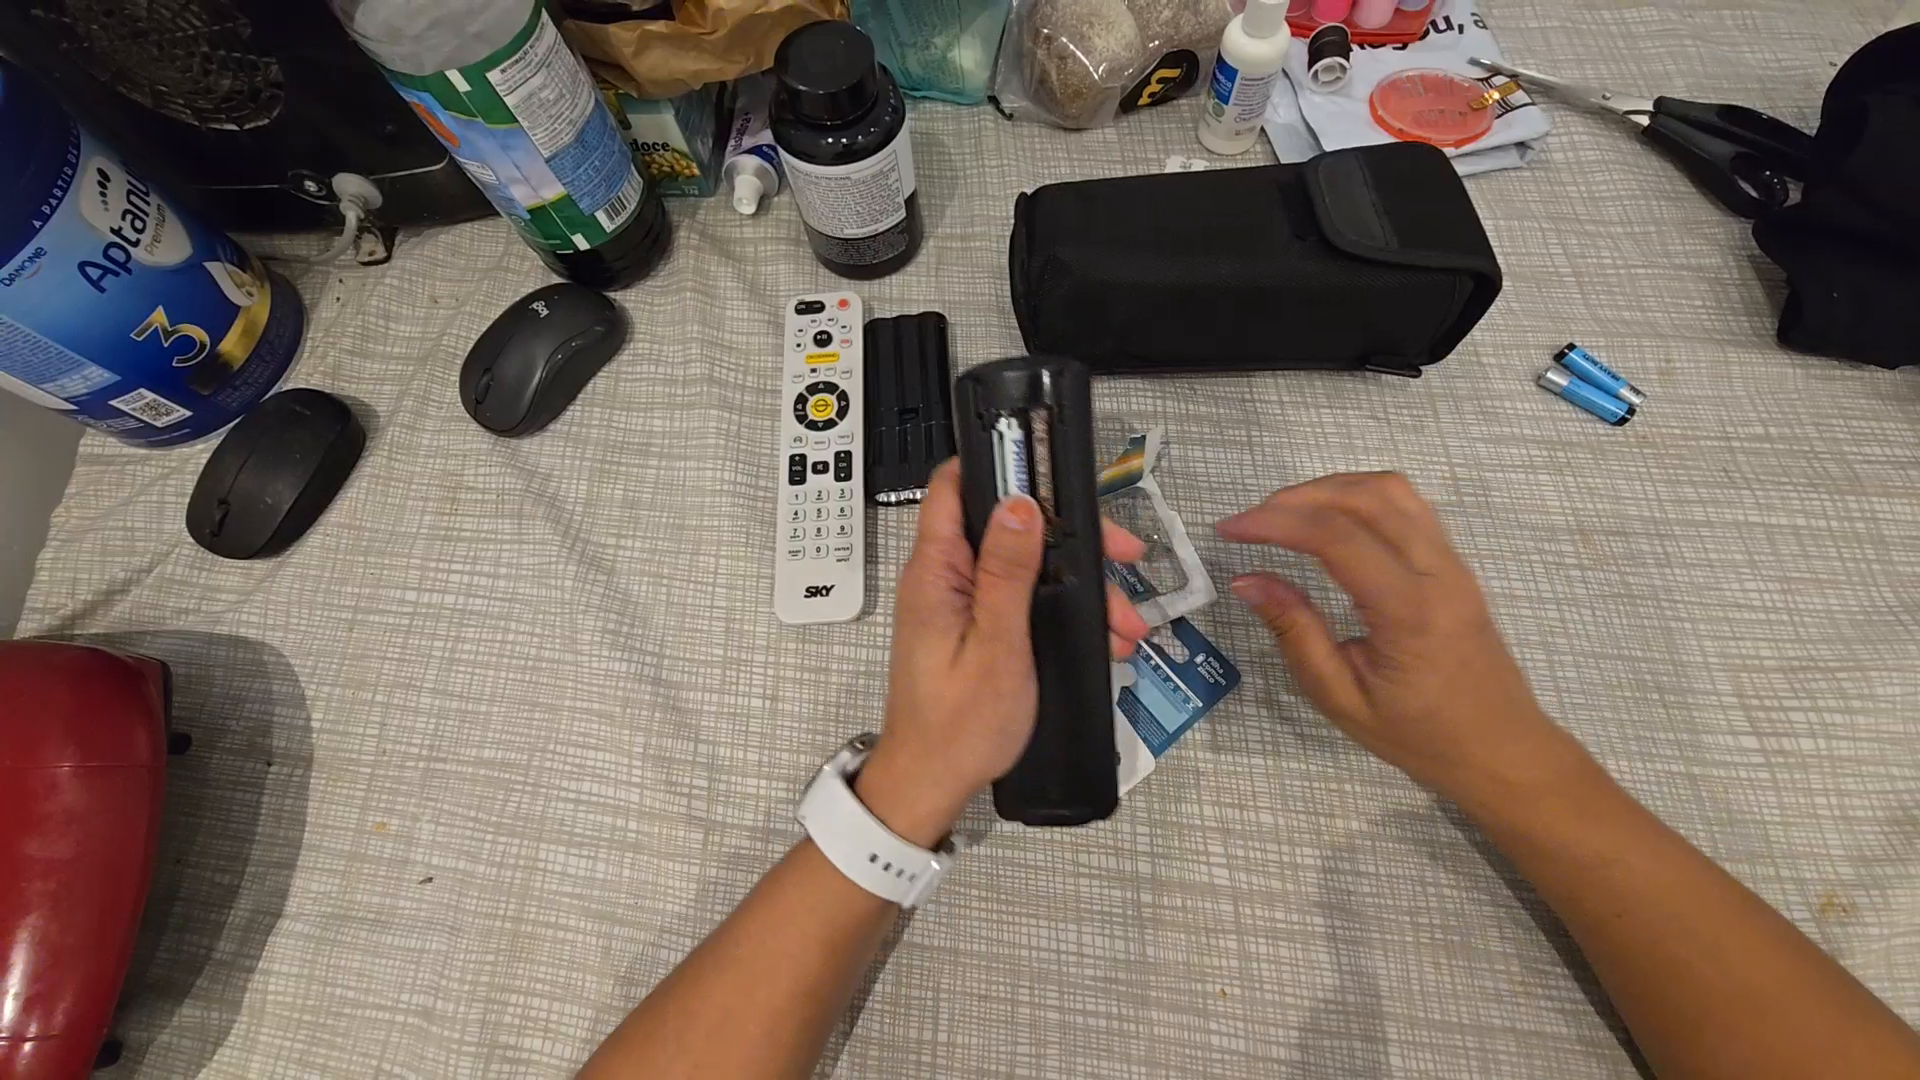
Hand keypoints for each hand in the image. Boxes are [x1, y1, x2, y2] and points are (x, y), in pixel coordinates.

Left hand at [856, 460, 1150, 846]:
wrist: (935, 782)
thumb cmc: (959, 724)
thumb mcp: (996, 644)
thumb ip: (1006, 571)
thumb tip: (1020, 503)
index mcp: (937, 570)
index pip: (954, 485)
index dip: (999, 465)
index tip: (1054, 470)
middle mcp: (947, 576)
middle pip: (1010, 523)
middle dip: (1071, 536)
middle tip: (1124, 553)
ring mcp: (965, 601)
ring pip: (1029, 565)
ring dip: (1080, 584)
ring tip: (1126, 623)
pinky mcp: (980, 624)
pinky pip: (1027, 599)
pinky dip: (1065, 611)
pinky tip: (1104, 637)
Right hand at [1216, 472, 1573, 804]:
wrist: (1501, 749)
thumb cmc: (1417, 734)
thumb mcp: (1339, 696)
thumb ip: (1294, 632)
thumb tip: (1246, 581)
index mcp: (1409, 611)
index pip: (1336, 538)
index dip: (1275, 523)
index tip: (1229, 529)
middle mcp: (1438, 572)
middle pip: (1365, 497)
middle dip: (1296, 498)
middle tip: (1250, 521)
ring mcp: (1453, 562)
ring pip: (1390, 490)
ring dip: (1329, 489)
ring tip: (1282, 514)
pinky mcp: (1454, 563)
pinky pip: (1406, 505)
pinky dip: (1357, 497)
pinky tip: (1327, 519)